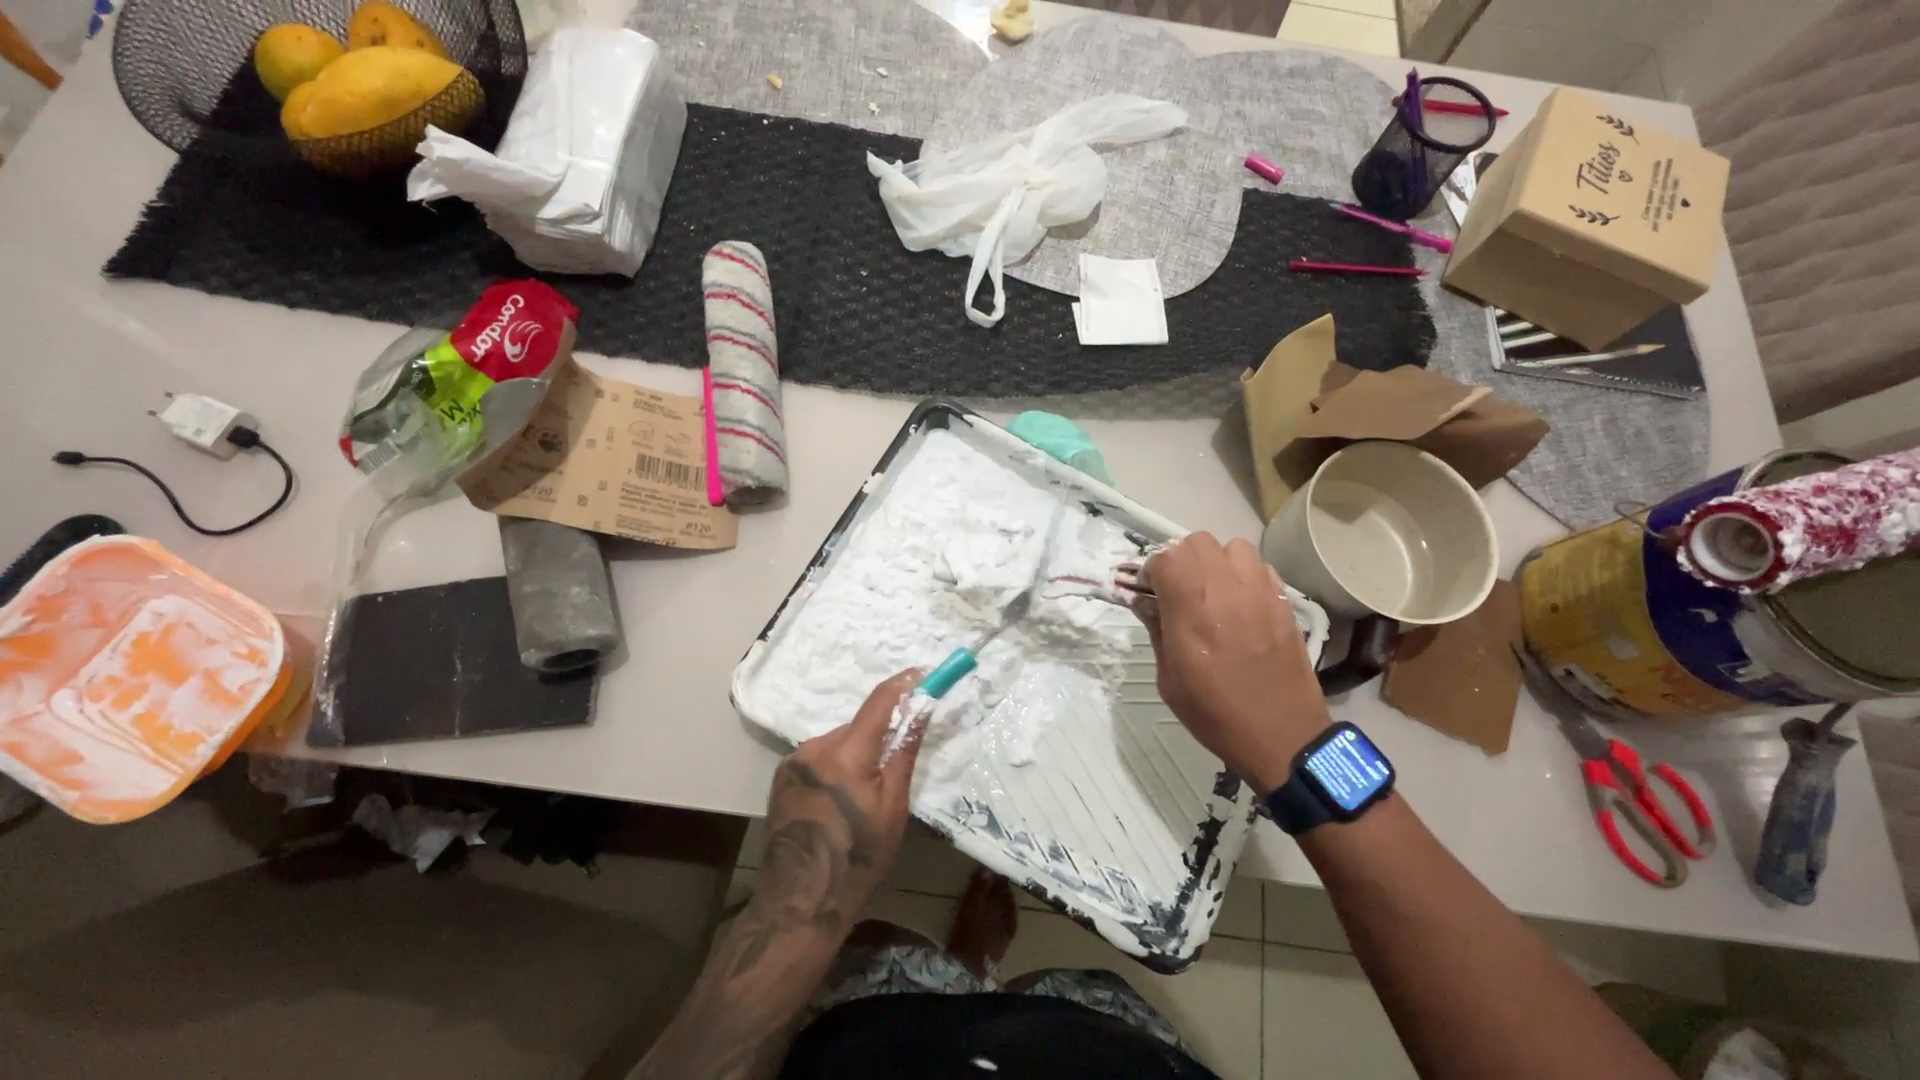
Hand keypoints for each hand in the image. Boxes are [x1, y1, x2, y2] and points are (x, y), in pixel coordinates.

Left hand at [752, 669, 925, 944]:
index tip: (924, 674)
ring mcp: (793, 761)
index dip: (904, 684)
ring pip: (839, 742)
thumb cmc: (858, 858)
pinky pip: (820, 758)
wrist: (800, 900)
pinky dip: (837, 766)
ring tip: (866, 796)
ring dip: (857, 753)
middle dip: (881, 733)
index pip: (880, 702)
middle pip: (858, 724)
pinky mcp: (782, 776)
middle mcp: (815, 747)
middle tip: (899, 763)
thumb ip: (904, 752)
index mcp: (846, 753)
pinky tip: (841, 801)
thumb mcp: (894, 807)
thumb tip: (921, 708)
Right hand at [1135, 533, 1330, 795]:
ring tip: (1211, 590)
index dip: (1151, 569)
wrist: (1283, 737)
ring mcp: (1261, 594)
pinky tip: (1239, 602)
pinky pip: (1260, 567)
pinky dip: (1244, 574)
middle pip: (1198, 542)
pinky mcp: (1284, 603)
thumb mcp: (1169, 679)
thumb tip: (1144, 601)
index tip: (1149, 591)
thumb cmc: (1215, 715)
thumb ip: (1157, 630)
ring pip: (1233, 546)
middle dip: (1181, 559)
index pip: (1166, 557)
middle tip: (1177, 589)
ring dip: (1216, 560)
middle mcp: (1228, 592)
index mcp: (1192, 613)